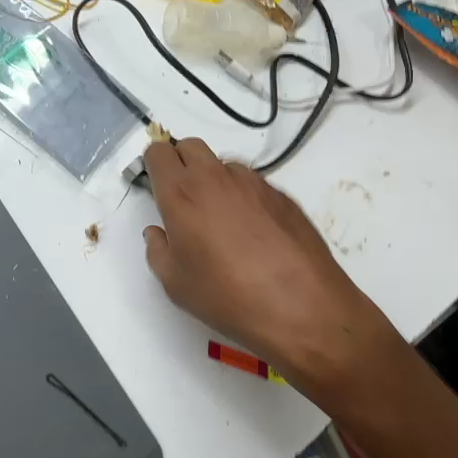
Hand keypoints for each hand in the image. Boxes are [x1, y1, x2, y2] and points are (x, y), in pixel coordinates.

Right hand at [141, 138, 394, 387]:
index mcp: (181, 192)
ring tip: (225, 223)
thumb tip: (160, 233)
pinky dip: (246, 199)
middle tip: (185, 201)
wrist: (305, 310)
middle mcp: (216, 177)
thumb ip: (157, 249)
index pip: (158, 151)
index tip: (156, 188)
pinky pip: (254, 186)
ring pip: (224, 166)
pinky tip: (256, 236)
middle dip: (182, 163)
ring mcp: (254, 184)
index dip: (153, 165)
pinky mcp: (283, 197)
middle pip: (190, 146)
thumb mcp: (175, 283)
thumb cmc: (228, 297)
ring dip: (216, 182)